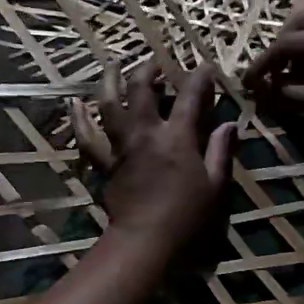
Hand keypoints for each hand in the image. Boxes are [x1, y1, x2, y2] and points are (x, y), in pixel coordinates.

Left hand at [71, 61, 236, 247]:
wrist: (145, 240)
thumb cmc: (186, 216)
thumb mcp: (214, 185)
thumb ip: (220, 152)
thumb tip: (230, 125)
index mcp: (176, 137)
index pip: (189, 98)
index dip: (200, 78)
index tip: (206, 66)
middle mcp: (145, 133)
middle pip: (140, 91)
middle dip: (148, 71)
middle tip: (153, 63)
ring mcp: (121, 147)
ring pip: (108, 106)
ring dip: (109, 82)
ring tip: (112, 66)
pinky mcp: (105, 163)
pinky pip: (87, 138)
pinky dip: (79, 120)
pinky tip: (74, 105)